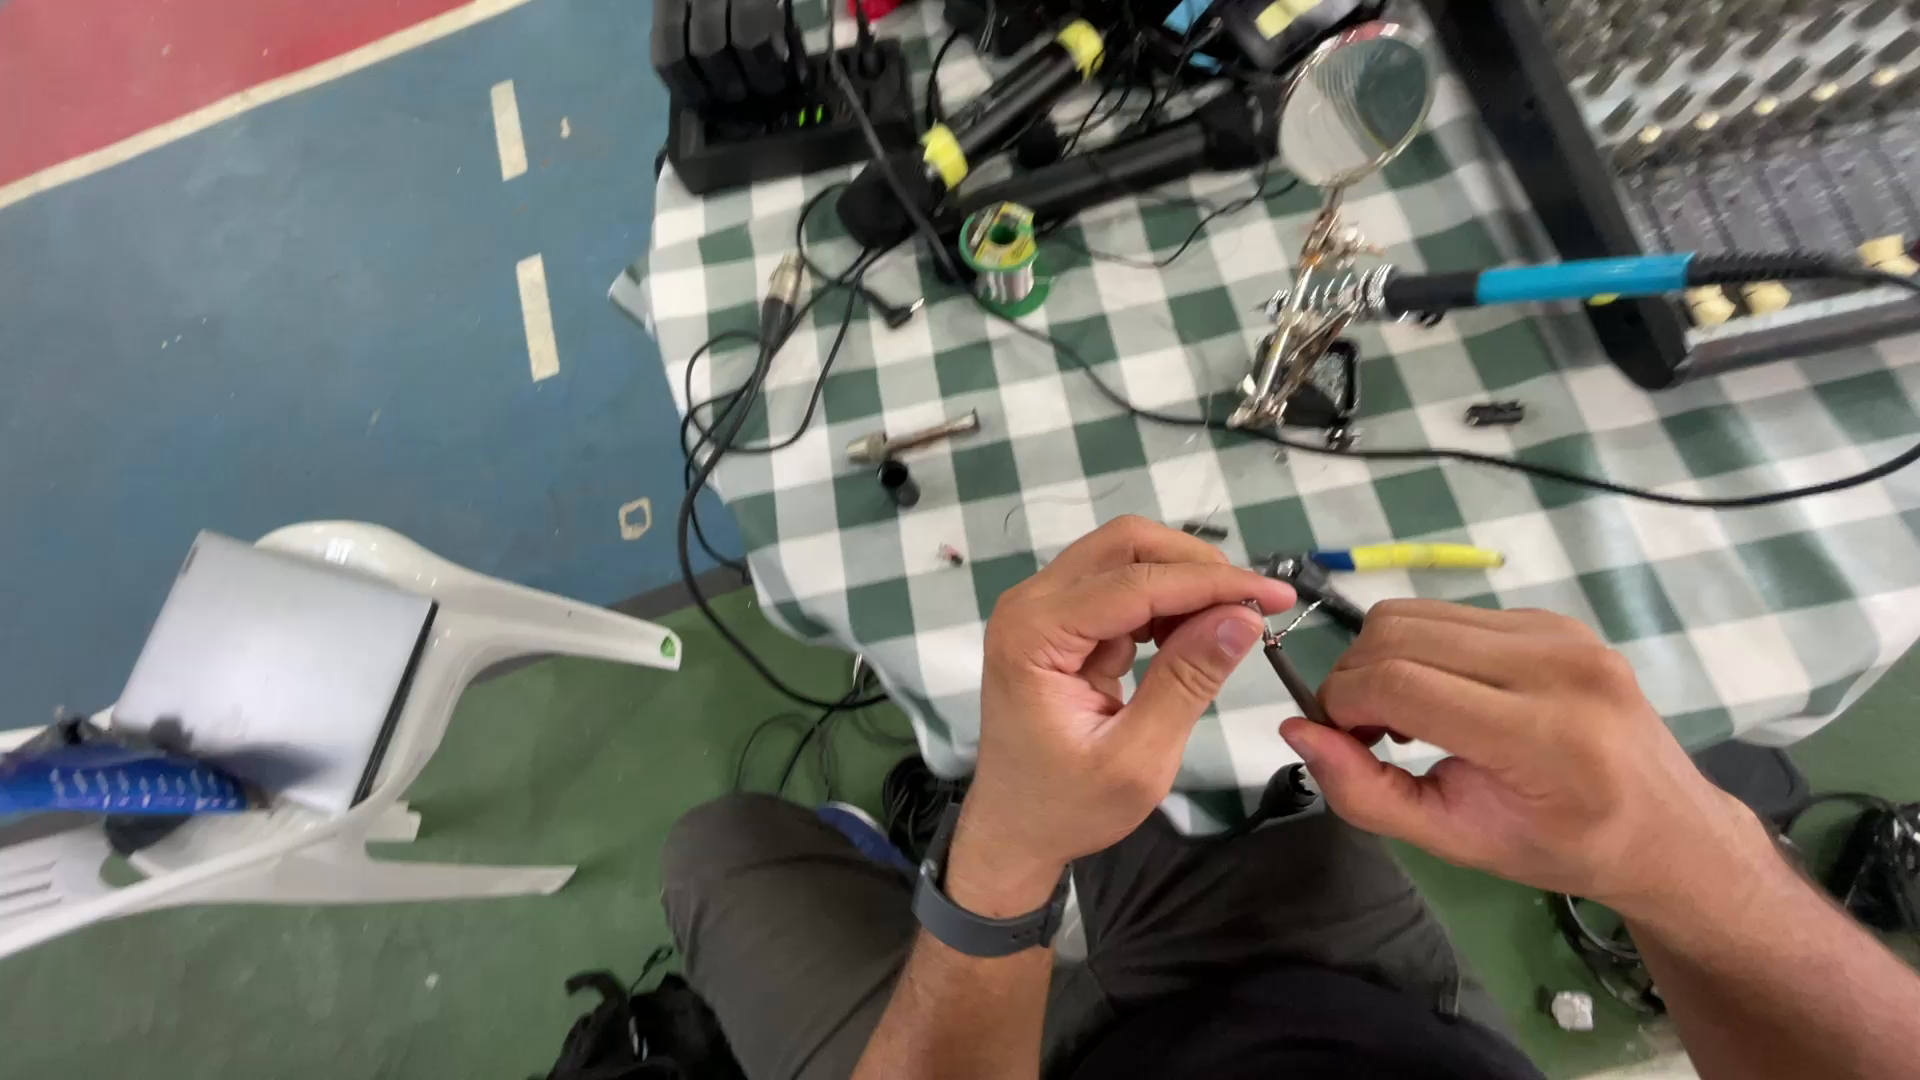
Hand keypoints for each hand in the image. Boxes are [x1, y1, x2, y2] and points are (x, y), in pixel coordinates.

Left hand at [950, 517, 1294, 915]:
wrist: (1014, 825)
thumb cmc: (1067, 805)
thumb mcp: (1137, 758)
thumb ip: (1187, 681)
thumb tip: (1243, 617)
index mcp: (1033, 634)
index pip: (1132, 582)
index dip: (1208, 582)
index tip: (1276, 596)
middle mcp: (1028, 604)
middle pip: (1122, 545)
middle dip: (1192, 566)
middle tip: (1247, 608)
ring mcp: (1038, 607)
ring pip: (1123, 557)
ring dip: (1179, 582)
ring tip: (1220, 632)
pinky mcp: (1056, 619)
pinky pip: (1117, 586)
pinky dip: (1160, 603)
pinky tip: (1184, 641)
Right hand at [1279, 599, 1772, 918]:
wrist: (1669, 830)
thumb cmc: (1558, 847)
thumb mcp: (1451, 840)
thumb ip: (1363, 791)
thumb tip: (1295, 729)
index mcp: (1544, 738)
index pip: (1397, 684)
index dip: (1341, 703)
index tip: (1338, 737)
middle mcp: (1557, 667)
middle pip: (1393, 637)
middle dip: (1351, 678)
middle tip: (1362, 727)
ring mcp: (1559, 633)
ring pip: (1408, 615)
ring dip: (1376, 659)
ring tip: (1399, 709)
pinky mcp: (1552, 618)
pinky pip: (1440, 613)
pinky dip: (1412, 647)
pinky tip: (1436, 689)